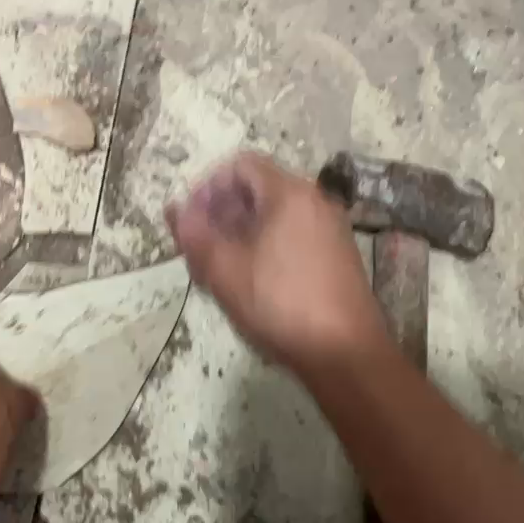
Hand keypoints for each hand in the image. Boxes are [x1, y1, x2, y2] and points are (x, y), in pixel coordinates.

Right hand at [165, 151, 389, 375]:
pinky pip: (291, 233)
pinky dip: (263, 244)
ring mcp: (330, 229)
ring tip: (217, 267)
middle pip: (256, 188)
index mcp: (289, 194)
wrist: (348, 357)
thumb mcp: (224, 270)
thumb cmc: (281, 304)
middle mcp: (314, 201)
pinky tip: (248, 280)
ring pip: (272, 214)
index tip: (190, 217)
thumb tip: (175, 209)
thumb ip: (194, 233)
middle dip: (220, 211)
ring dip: (239, 231)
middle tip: (198, 245)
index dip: (208, 185)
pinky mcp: (336, 256)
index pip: (240, 165)